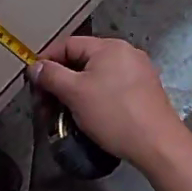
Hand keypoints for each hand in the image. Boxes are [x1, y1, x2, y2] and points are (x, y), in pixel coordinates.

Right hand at [30, 36, 188, 167]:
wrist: (158, 146)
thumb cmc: (113, 114)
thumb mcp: (74, 93)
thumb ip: (51, 75)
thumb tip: (34, 66)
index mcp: (109, 47)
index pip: (67, 44)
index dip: (46, 61)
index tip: (33, 82)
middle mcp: (126, 53)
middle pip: (81, 60)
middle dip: (60, 81)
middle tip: (46, 103)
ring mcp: (138, 72)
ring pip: (96, 76)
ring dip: (75, 92)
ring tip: (64, 112)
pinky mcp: (144, 91)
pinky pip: (111, 87)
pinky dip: (94, 97)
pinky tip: (88, 115)